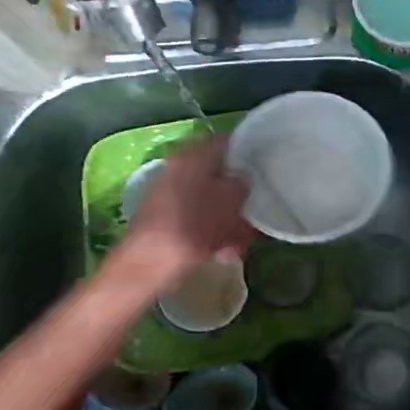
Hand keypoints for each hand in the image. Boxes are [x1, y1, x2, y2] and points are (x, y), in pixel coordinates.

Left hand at [119, 135, 253, 283]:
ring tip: (244, 240)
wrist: (145, 267)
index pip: (225, 142)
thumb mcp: (228, 203)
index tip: (264, 166)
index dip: (247, 151)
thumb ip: (240, 184)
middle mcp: (177, 171)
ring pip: (209, 201)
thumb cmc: (190, 228)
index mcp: (191, 158)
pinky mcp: (165, 221)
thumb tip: (243, 178)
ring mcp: (169, 197)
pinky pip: (197, 220)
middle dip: (239, 195)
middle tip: (257, 209)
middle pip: (217, 175)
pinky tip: (226, 252)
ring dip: (229, 219)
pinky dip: (213, 233)